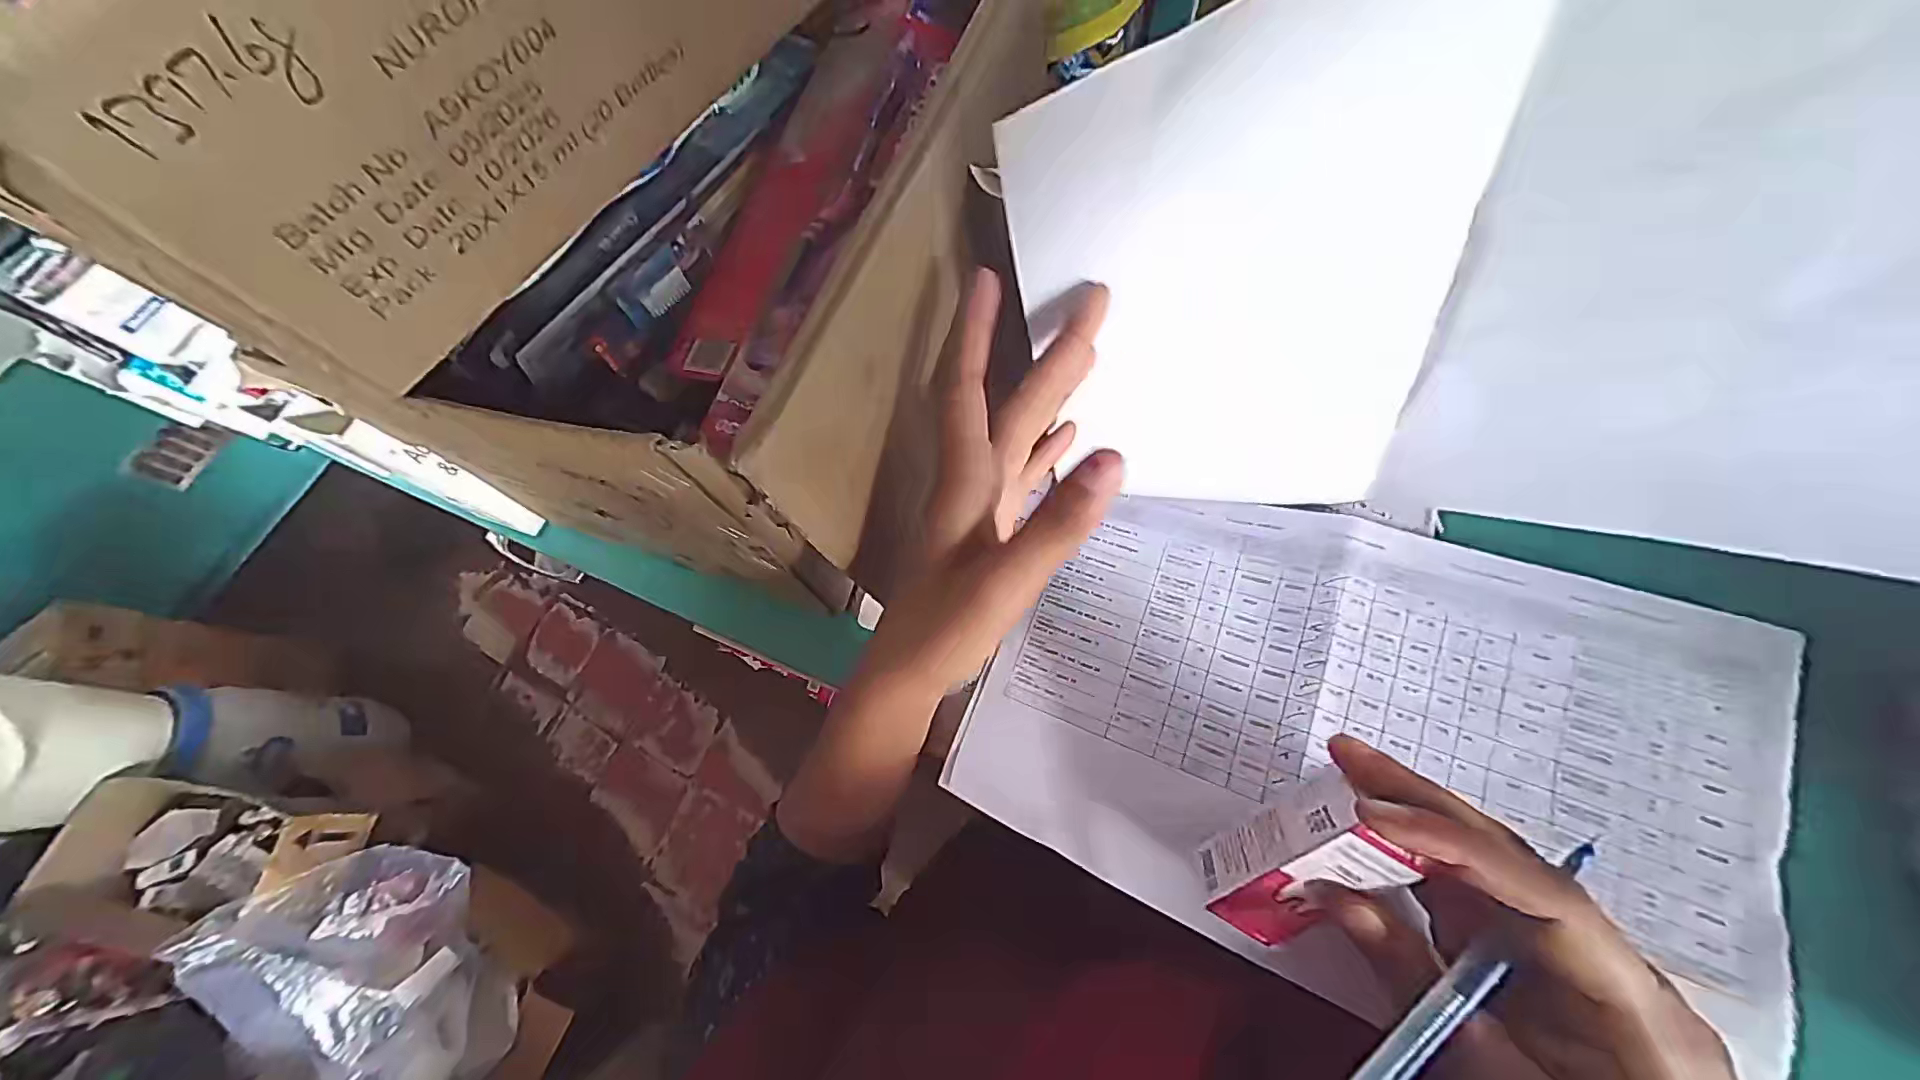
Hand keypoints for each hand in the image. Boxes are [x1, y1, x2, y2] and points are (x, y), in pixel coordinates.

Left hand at [860, 268, 1123, 694]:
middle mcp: (972, 482)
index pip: (967, 389)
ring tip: (1084, 355)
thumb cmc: (947, 629)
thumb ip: (1059, 523)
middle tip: (1091, 304)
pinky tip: (1067, 438)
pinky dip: (1045, 449)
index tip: (986, 278)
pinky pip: (1022, 475)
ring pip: (1018, 434)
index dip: (975, 333)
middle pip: (1010, 404)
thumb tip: (1113, 456)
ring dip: (1050, 393)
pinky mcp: (992, 530)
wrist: (910, 672)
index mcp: (967, 481)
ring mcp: (983, 507)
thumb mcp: (1007, 581)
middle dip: (1049, 352)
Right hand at [1314, 735, 1734, 1079]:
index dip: (1451, 844)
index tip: (1372, 815)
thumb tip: (1335, 897)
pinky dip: (1413, 856)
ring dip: (1413, 812)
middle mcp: (1595, 950)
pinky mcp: (1522, 948)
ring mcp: (1557, 944)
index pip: (1539, 892)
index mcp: (1626, 994)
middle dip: (1422, 799)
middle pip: (1506, 853)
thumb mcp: (1484, 1065)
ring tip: (1353, 771)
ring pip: (1482, 860)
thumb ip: (1411, 978)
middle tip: (1351, 754)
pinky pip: (1465, 890)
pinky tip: (1375, 827)